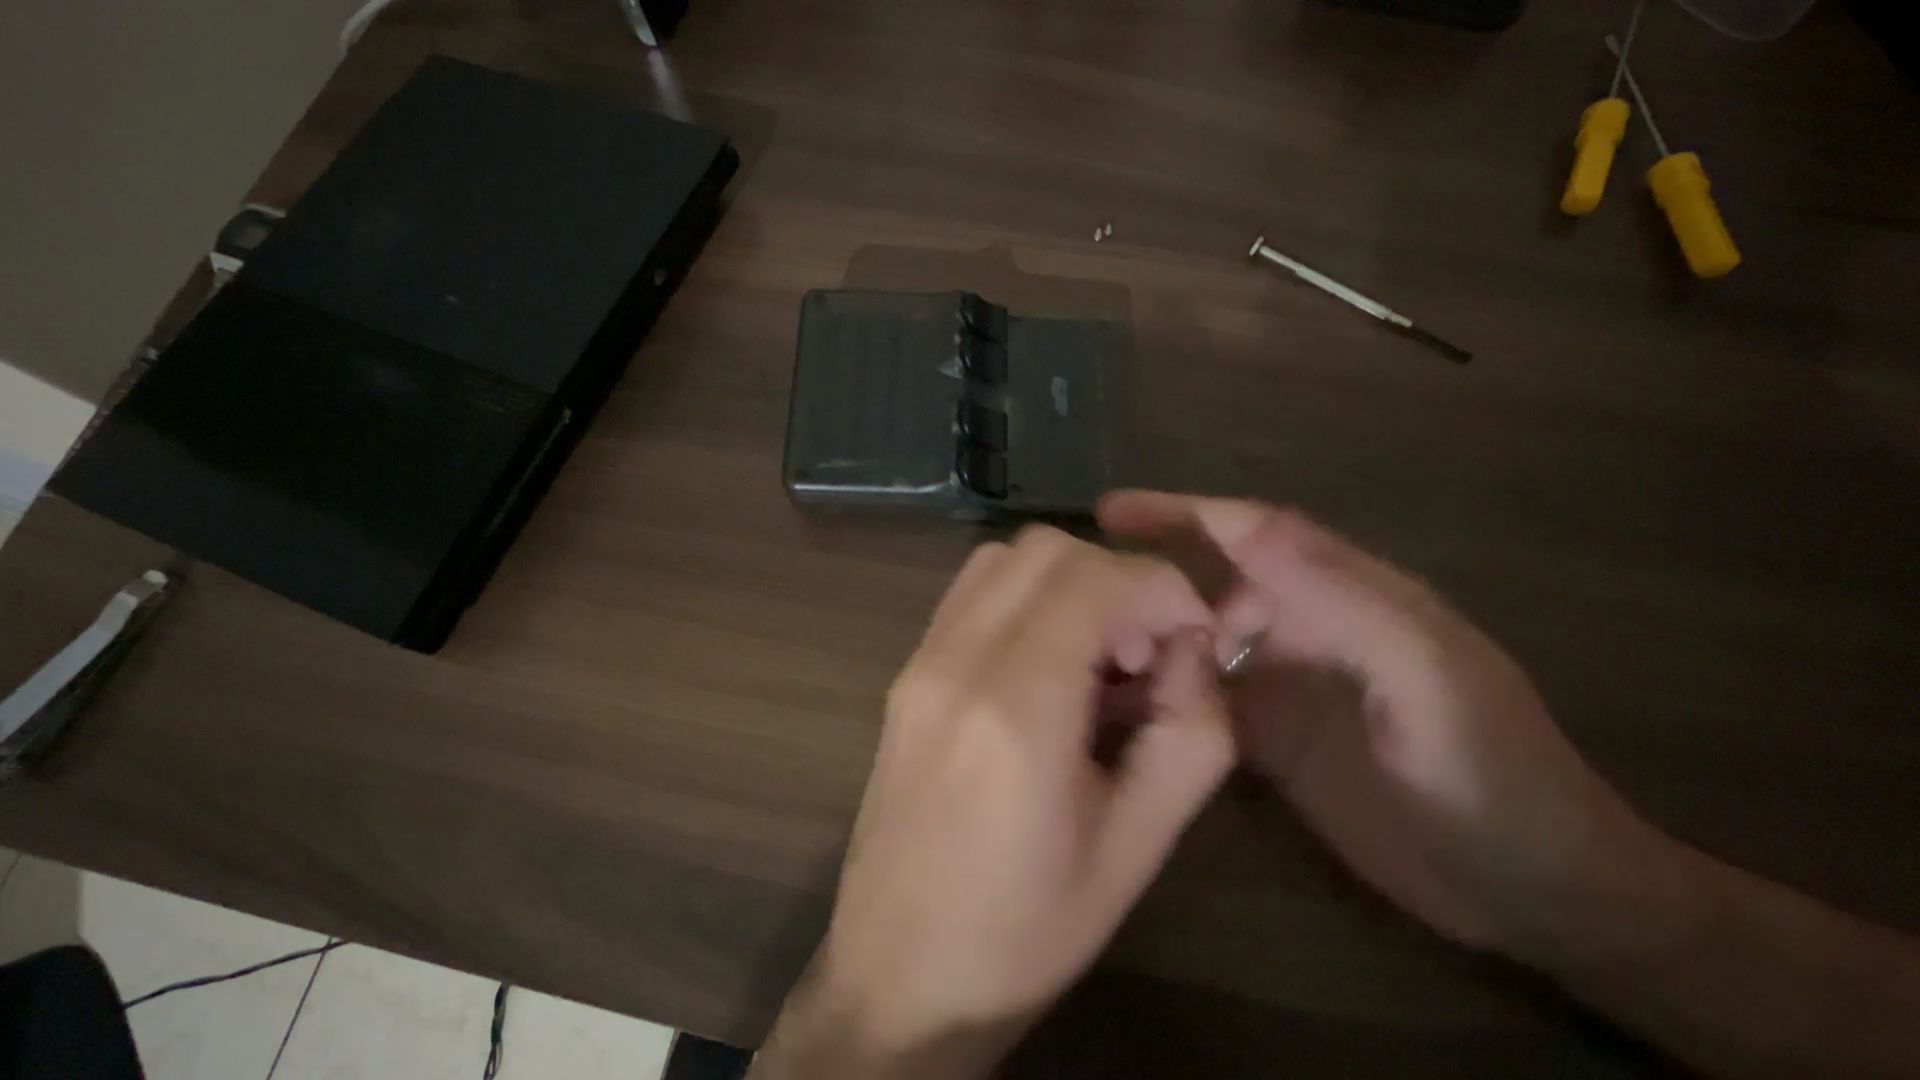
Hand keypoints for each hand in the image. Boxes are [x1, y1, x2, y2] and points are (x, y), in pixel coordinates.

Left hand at [756, 527, 1236, 1078]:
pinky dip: (1024, 600)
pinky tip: (1048, 670)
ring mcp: (917, 666)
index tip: (1196, 637)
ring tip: (1099, 660)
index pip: (1097, 578)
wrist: (900, 981)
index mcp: (1015, 707)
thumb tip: (1196, 656)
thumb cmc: (1026, 931)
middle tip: (1147, 654)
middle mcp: (954, 663)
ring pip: (1001, 561)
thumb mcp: (1136, 848)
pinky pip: (969, 598)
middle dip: (1117, 579)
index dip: (1164, 588)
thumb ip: (1189, 737)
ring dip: (1068, 584)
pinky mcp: (902, 681)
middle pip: (1047, 551)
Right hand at [1099, 492, 1661, 958]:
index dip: (1185, 514)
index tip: (1110, 511)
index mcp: (1354, 598)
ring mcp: (1291, 689)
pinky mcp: (1276, 744)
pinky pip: (1206, 707)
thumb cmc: (1496, 779)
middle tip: (1071, 591)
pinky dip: (1160, 699)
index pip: (1257, 535)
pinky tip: (1111, 709)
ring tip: (1074, 646)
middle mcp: (1313, 630)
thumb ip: (1347, 604)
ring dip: (1146, 637)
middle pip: (1216, 584)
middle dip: (1148, 576)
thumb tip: (1254, 530)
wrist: (1536, 892)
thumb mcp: (1431, 683)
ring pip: (1201, 645)